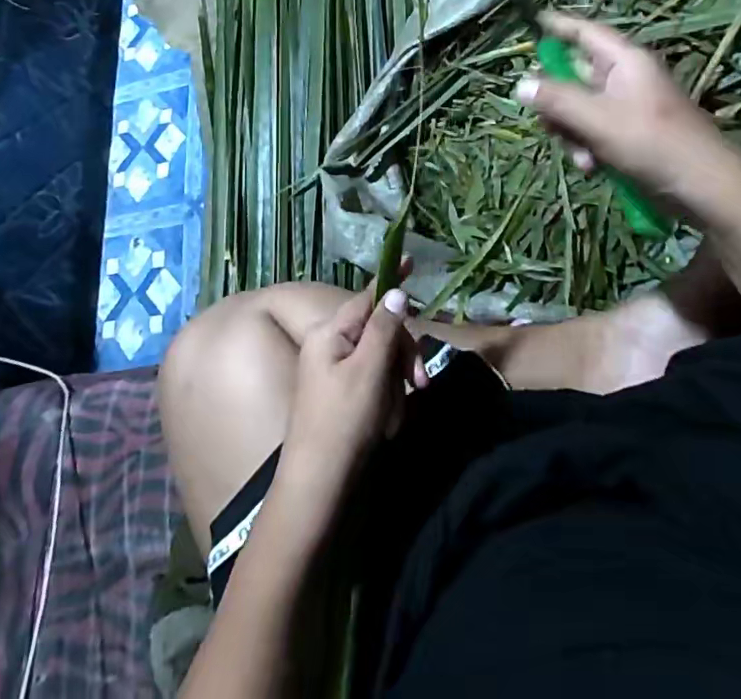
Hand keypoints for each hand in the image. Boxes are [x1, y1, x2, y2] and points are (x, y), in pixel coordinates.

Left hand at [277, 285, 427, 511]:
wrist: (320, 481)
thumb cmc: (343, 421)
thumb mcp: (368, 370)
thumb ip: (383, 329)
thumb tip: (395, 292)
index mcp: (330, 332)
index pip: (367, 296)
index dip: (391, 280)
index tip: (413, 260)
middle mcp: (331, 345)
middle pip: (381, 331)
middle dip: (403, 355)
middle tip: (420, 384)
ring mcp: (337, 371)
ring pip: (383, 359)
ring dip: (397, 383)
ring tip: (396, 415)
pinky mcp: (345, 394)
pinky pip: (376, 383)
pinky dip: (388, 399)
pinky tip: (388, 423)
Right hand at [516, 11, 740, 225]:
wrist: (701, 187)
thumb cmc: (651, 143)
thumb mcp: (596, 119)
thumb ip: (556, 100)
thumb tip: (521, 84)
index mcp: (624, 62)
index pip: (585, 33)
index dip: (559, 26)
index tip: (534, 20)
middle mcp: (625, 79)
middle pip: (574, 76)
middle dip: (556, 102)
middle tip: (548, 123)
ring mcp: (627, 108)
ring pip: (578, 110)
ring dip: (570, 133)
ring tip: (582, 156)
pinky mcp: (629, 134)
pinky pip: (592, 132)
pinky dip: (586, 148)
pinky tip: (592, 168)